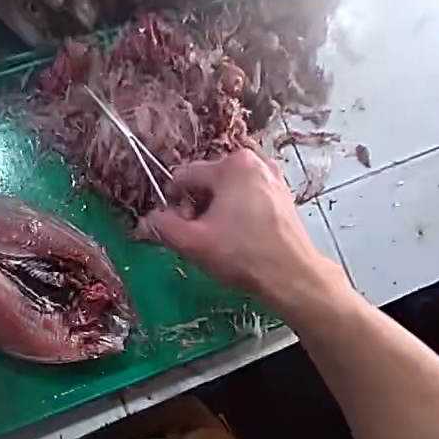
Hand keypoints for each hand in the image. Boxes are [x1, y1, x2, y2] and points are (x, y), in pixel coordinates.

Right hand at [141, 149, 349, 317]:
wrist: (292, 276)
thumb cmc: (241, 255)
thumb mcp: (193, 243)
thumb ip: (163, 227)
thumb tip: (147, 221)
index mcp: (231, 164)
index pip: (183, 177)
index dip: (174, 206)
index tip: (180, 232)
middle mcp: (254, 161)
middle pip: (206, 183)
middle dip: (197, 209)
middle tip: (202, 239)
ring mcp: (272, 177)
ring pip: (226, 192)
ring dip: (216, 214)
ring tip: (221, 241)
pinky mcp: (282, 195)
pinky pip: (246, 198)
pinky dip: (237, 214)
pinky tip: (240, 239)